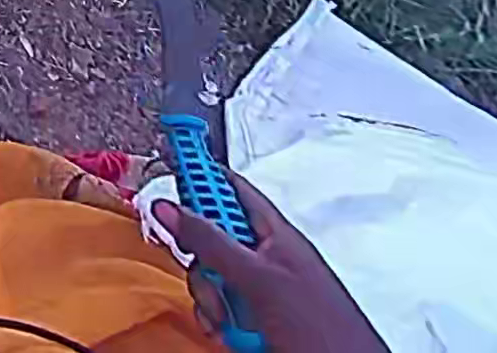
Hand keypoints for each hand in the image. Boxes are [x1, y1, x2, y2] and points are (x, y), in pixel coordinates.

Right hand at [151, 174, 387, 352]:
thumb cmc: (329, 338)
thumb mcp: (258, 280)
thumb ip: (208, 239)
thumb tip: (167, 206)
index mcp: (275, 236)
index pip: (229, 186)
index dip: (200, 172)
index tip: (170, 162)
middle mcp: (266, 258)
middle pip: (209, 232)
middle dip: (198, 254)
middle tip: (205, 268)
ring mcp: (261, 291)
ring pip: (209, 271)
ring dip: (209, 294)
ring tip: (226, 316)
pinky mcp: (255, 320)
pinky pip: (217, 303)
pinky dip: (216, 317)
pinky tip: (227, 331)